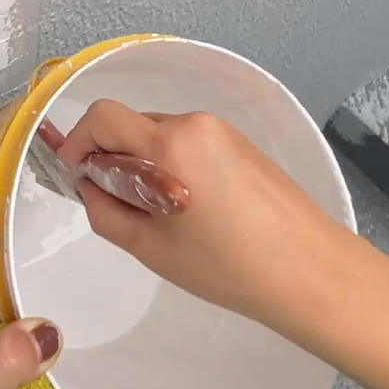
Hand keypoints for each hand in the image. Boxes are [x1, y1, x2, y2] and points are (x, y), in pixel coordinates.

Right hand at [56, 100, 349, 335]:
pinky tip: (191, 206)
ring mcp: (219, 128)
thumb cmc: (230, 267)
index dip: (78, 139)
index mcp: (170, 145)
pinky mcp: (238, 140)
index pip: (103, 116)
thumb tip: (87, 184)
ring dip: (142, 160)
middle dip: (111, 155)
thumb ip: (105, 211)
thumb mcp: (153, 249)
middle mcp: (193, 123)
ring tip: (160, 212)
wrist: (314, 272)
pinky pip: (186, 140)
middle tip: (116, 200)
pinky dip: (171, 162)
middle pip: (131, 123)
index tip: (74, 171)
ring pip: (158, 133)